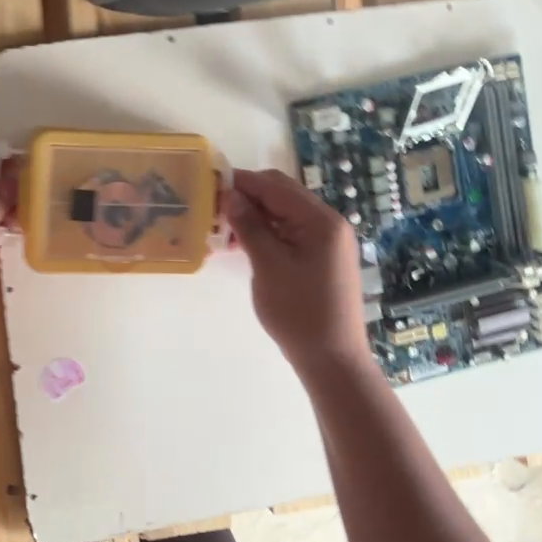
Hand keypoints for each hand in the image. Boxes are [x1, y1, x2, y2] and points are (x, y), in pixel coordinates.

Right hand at [227, 168, 369, 370]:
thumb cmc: (299, 312)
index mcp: (320, 221)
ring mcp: (328, 240)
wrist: (332, 359)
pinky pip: (290, 231)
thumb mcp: (268, 265)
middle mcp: (329, 223)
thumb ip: (249, 225)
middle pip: (282, 194)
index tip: (209, 184)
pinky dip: (267, 231)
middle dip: (247, 196)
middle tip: (213, 208)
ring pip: (284, 212)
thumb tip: (229, 194)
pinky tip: (243, 244)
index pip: (274, 186)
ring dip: (254, 215)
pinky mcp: (322, 256)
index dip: (241, 182)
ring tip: (223, 229)